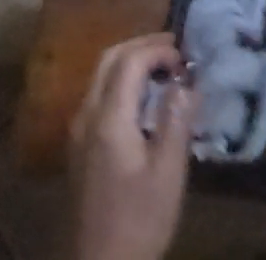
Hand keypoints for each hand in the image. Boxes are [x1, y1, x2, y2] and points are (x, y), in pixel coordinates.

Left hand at [68, 33, 196, 259]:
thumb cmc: (139, 220)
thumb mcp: (167, 172)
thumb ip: (176, 120)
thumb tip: (186, 81)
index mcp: (108, 119)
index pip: (129, 61)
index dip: (159, 50)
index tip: (187, 58)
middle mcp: (86, 116)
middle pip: (109, 60)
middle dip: (143, 46)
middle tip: (177, 52)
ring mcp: (78, 131)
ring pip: (101, 76)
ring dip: (132, 63)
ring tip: (166, 71)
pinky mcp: (79, 146)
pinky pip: (99, 96)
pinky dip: (123, 83)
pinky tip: (146, 100)